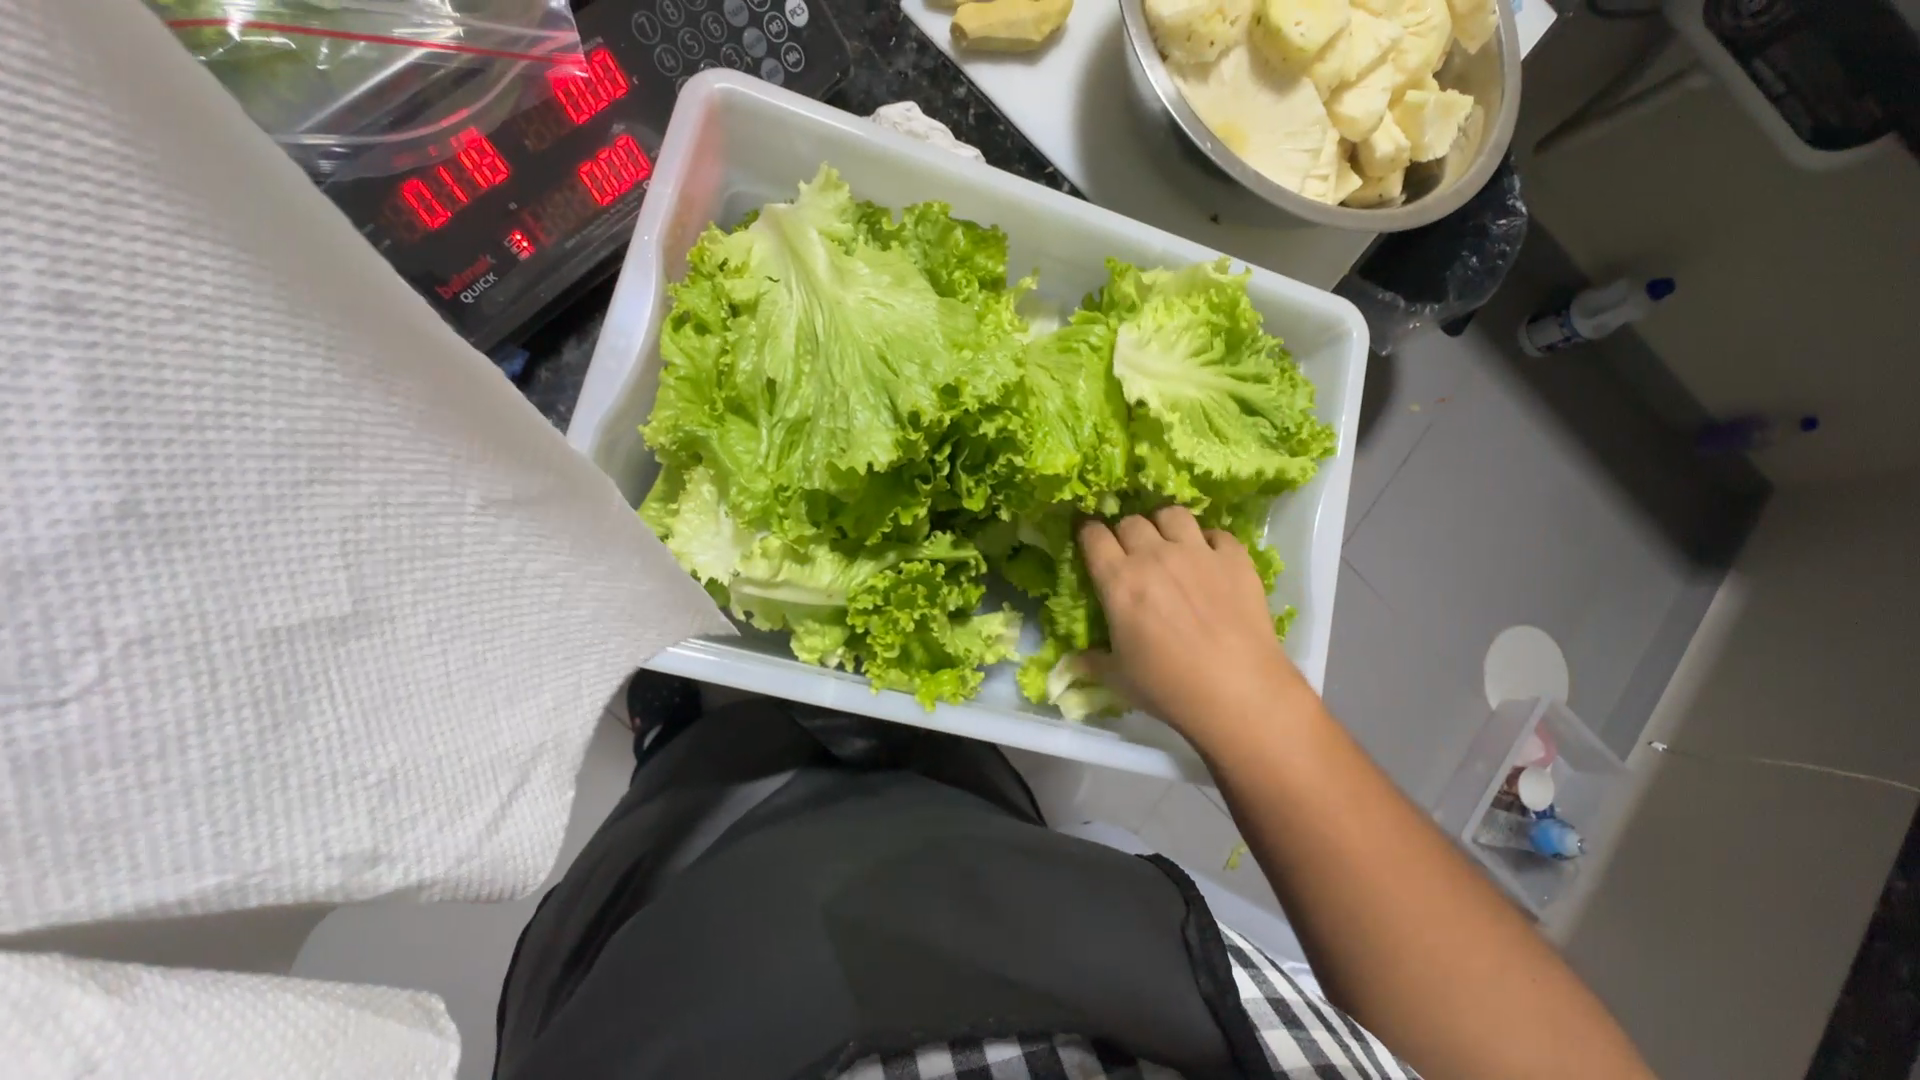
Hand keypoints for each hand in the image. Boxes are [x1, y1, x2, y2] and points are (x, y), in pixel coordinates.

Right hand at [1078, 507, 1309, 743]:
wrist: (1238, 692)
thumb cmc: (1168, 687)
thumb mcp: (1119, 678)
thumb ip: (1092, 662)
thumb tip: (1073, 661)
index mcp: (1119, 581)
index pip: (1093, 536)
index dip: (1088, 534)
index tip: (1090, 542)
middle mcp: (1155, 556)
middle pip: (1131, 521)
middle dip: (1125, 533)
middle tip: (1130, 553)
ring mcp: (1198, 553)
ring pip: (1173, 514)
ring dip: (1164, 525)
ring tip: (1169, 544)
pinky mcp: (1235, 559)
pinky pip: (1217, 534)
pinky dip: (1209, 542)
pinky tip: (1210, 560)